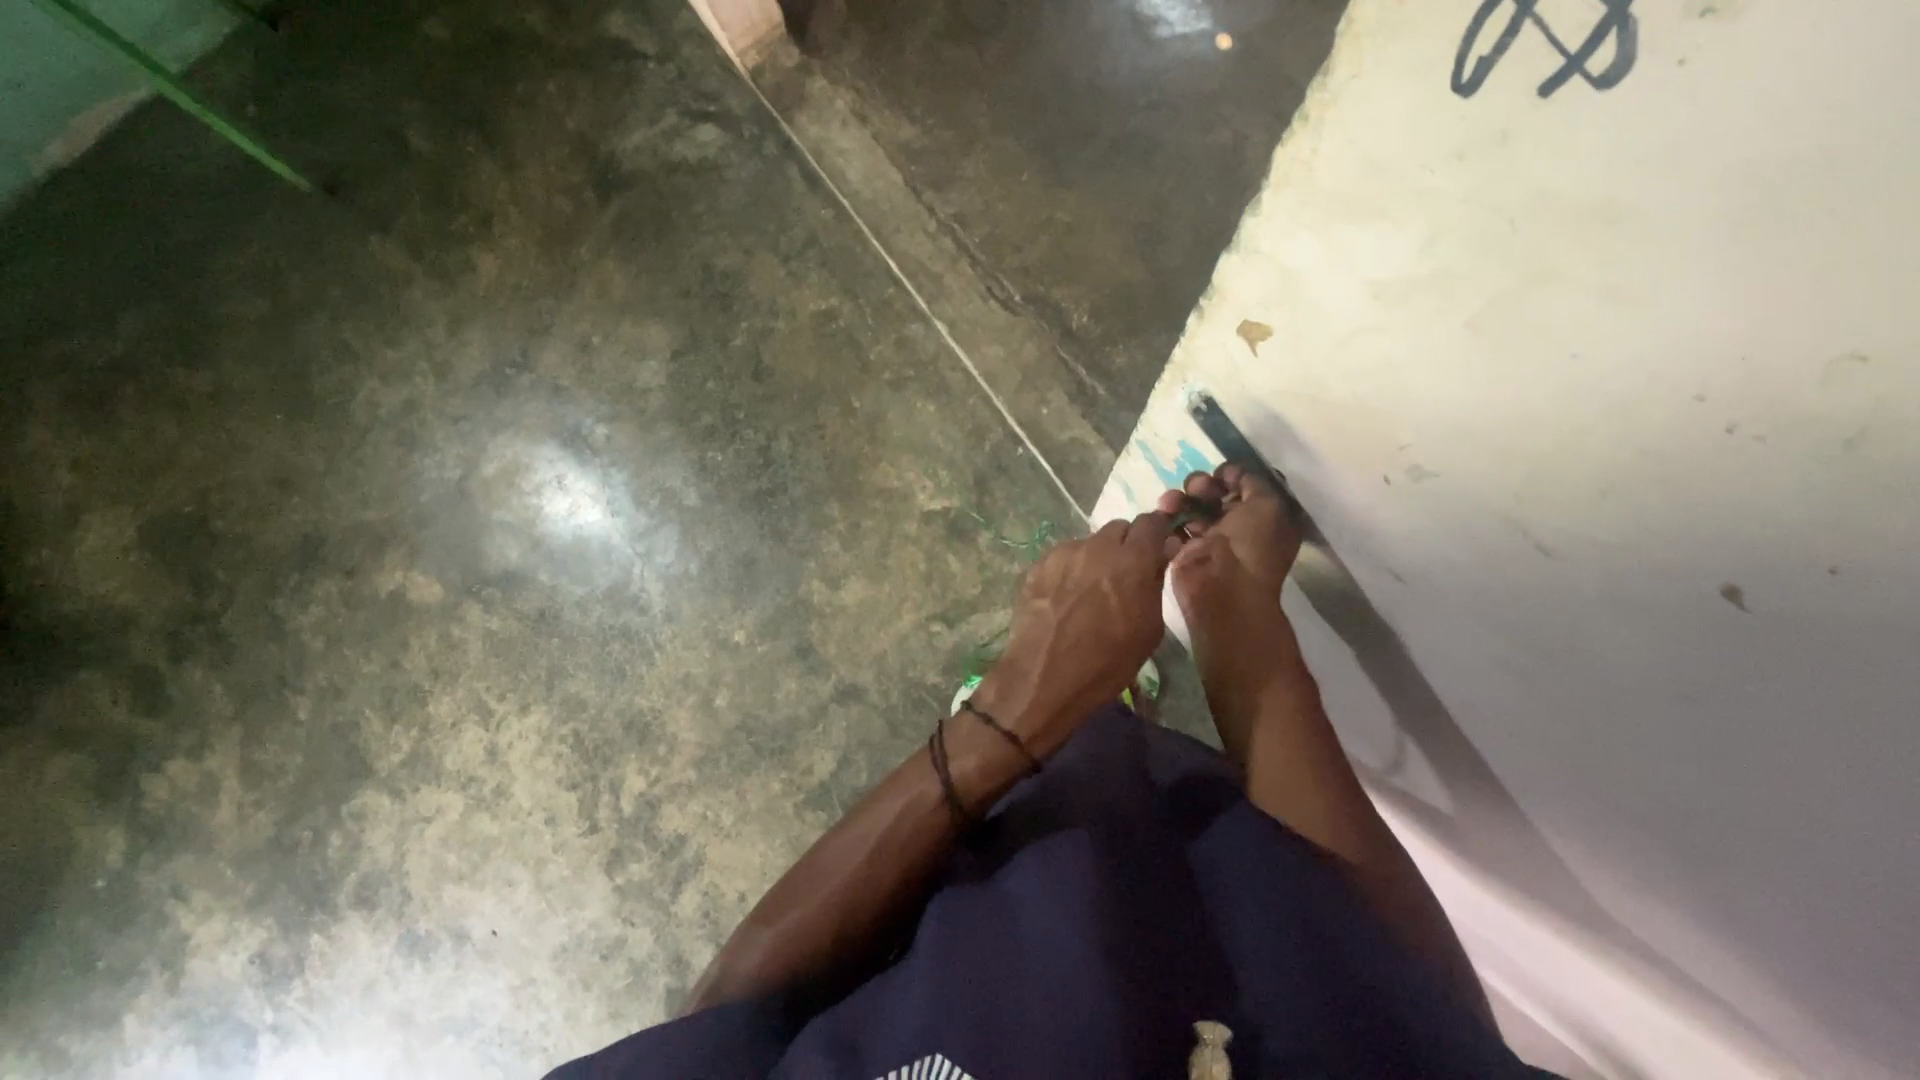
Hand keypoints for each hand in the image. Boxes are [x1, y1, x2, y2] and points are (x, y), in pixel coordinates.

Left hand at [972, 511, 1179, 754]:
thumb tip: (1159, 556)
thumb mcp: (1149, 629)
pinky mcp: (1038, 566)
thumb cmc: (1108, 661)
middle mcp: (1097, 547)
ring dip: (1095, 559)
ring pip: (1088, 544)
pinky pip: (1062, 559)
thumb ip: (1155, 584)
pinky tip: (1064, 600)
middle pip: (1118, 529)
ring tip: (1088, 593)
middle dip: (1125, 546)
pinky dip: (1069, 571)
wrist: (1046, 676)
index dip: (1155, 533)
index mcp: (1132, 560)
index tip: (1155, 548)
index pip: (1151, 522)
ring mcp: (1063, 554)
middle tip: (1122, 575)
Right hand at [1157, 464, 1302, 628]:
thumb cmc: (1252, 545)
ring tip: (1171, 501)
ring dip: (1181, 499)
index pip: (1245, 487)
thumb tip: (1231, 474)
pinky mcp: (1185, 552)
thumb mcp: (1267, 504)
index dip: (1231, 475)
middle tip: (1196, 488)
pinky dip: (1166, 517)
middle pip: (1216, 495)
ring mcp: (1211, 541)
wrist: (1223, 589)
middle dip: (1203, 485)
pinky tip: (1163, 514)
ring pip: (1192, 508)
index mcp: (1265, 519)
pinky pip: (1173, 527)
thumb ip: (1252, 481)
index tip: (1220, 473)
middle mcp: (1239, 529)